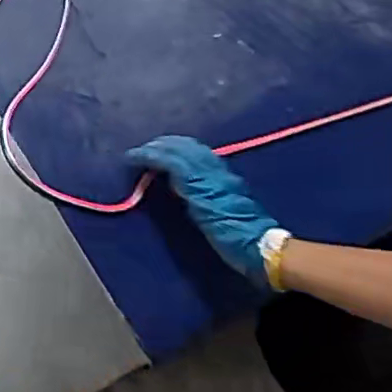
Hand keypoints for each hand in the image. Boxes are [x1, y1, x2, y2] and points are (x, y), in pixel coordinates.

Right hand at [126, 136, 281, 287]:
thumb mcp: (201, 218)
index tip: (130, 157)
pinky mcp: (226, 175)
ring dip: (170, 144)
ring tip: (155, 149)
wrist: (262, 247)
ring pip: (191, 146)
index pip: (169, 158)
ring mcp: (220, 170)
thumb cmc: (229, 238)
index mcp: (201, 181)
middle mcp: (211, 170)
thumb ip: (184, 192)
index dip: (148, 155)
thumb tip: (167, 177)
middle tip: (140, 151)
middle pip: (180, 146)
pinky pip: (200, 152)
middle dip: (157, 145)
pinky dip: (184, 148)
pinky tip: (179, 154)